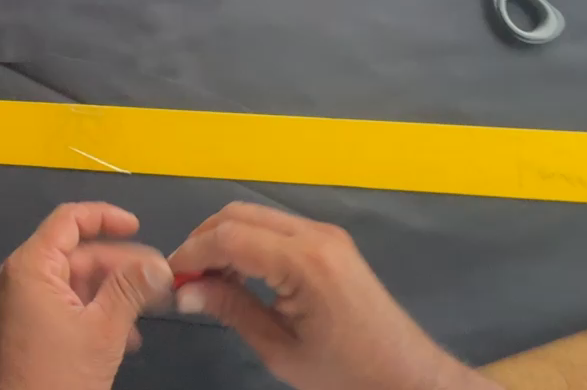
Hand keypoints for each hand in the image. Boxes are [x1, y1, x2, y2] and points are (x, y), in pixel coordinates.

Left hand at [0, 202, 174, 389]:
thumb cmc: (60, 375)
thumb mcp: (102, 330)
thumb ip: (130, 289)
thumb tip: (161, 263)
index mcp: (33, 264)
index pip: (69, 219)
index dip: (105, 216)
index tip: (138, 227)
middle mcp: (26, 274)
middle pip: (78, 252)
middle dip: (120, 263)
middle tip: (160, 277)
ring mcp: (28, 300)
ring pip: (78, 280)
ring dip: (115, 291)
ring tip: (152, 307)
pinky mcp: (34, 325)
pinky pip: (70, 303)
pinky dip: (99, 310)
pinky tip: (130, 334)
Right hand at [168, 203, 497, 389]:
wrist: (415, 384)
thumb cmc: (350, 378)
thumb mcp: (283, 352)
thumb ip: (232, 310)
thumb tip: (184, 291)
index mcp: (304, 262)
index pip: (229, 237)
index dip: (193, 253)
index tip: (170, 278)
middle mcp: (313, 233)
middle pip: (237, 214)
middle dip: (204, 239)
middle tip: (186, 276)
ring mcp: (324, 232)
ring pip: (253, 214)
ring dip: (223, 237)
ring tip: (209, 277)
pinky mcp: (329, 239)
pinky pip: (273, 225)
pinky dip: (247, 239)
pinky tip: (240, 271)